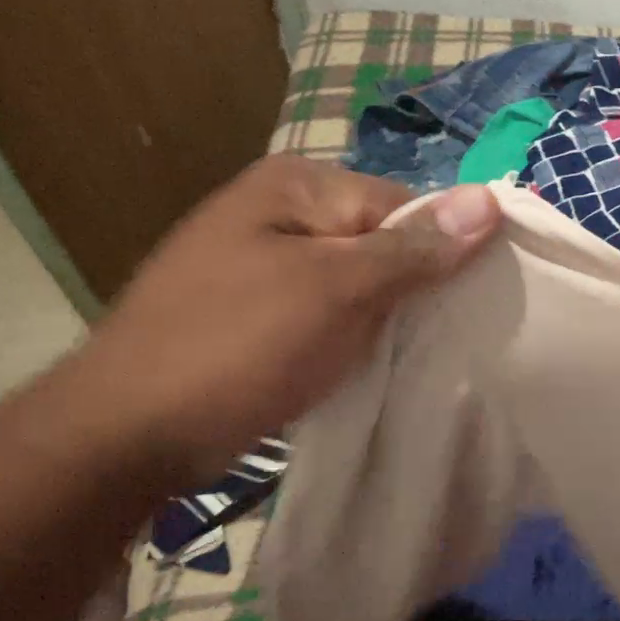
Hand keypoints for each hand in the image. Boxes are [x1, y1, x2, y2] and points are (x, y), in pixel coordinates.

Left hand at [65, 155, 500, 483]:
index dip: (445, 254)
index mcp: (297, 186)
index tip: (469, 306)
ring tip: (411, 354)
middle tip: (442, 336)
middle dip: (418, 290)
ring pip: (365, 283)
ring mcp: (267, 261)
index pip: (410, 207)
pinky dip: (359, 336)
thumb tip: (490, 198)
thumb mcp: (337, 290)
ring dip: (391, 319)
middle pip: (388, 243)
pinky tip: (372, 363)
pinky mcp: (262, 310)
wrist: (128, 434)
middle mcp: (282, 211)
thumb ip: (415, 247)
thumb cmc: (237, 347)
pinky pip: (335, 312)